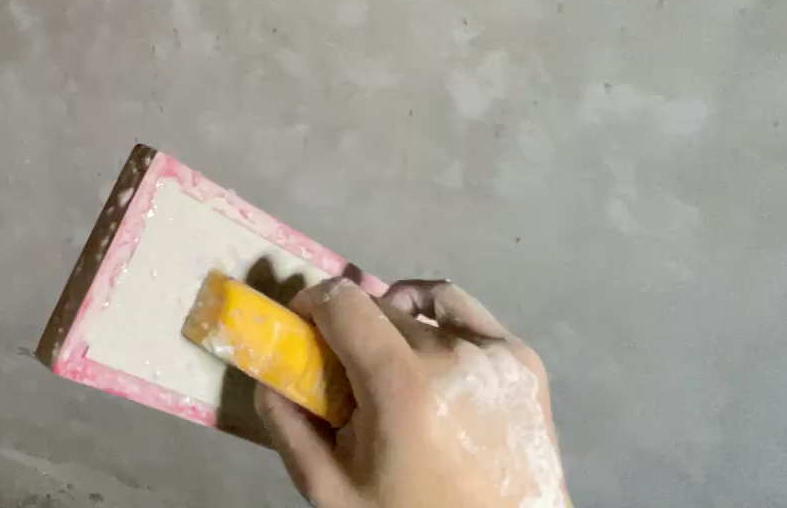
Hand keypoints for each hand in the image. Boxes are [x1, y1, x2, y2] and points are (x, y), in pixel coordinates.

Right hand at [257, 279, 568, 507]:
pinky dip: (427, 311)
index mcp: (402, 384)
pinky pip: (454, 305)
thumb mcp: (329, 489)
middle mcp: (451, 356)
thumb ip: (285, 423)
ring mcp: (492, 355)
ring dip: (387, 330)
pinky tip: (422, 341)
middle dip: (348, 331)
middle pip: (372, 307)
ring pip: (409, 311)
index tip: (303, 336)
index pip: (338, 298)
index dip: (310, 307)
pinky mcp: (520, 360)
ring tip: (392, 375)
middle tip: (348, 379)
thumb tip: (266, 373)